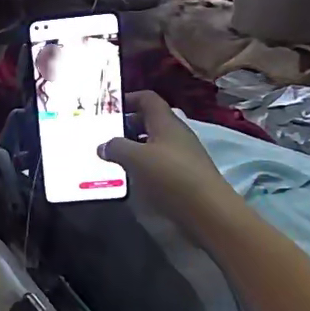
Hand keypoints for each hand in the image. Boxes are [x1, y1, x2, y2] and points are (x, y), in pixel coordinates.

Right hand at [99, 91, 245, 229]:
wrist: (207, 211)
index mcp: (166, 122)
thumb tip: (103, 145)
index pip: (148, 99)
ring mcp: (182, 157)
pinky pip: (158, 164)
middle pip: (149, 122)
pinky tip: (128, 179)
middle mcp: (176, 135)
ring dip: (132, 149)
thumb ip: (117, 148)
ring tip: (110, 159)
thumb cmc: (171, 176)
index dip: (128, 99)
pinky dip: (142, 167)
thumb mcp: (137, 158)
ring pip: (152, 145)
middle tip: (102, 136)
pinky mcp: (183, 177)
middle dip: (126, 126)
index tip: (108, 108)